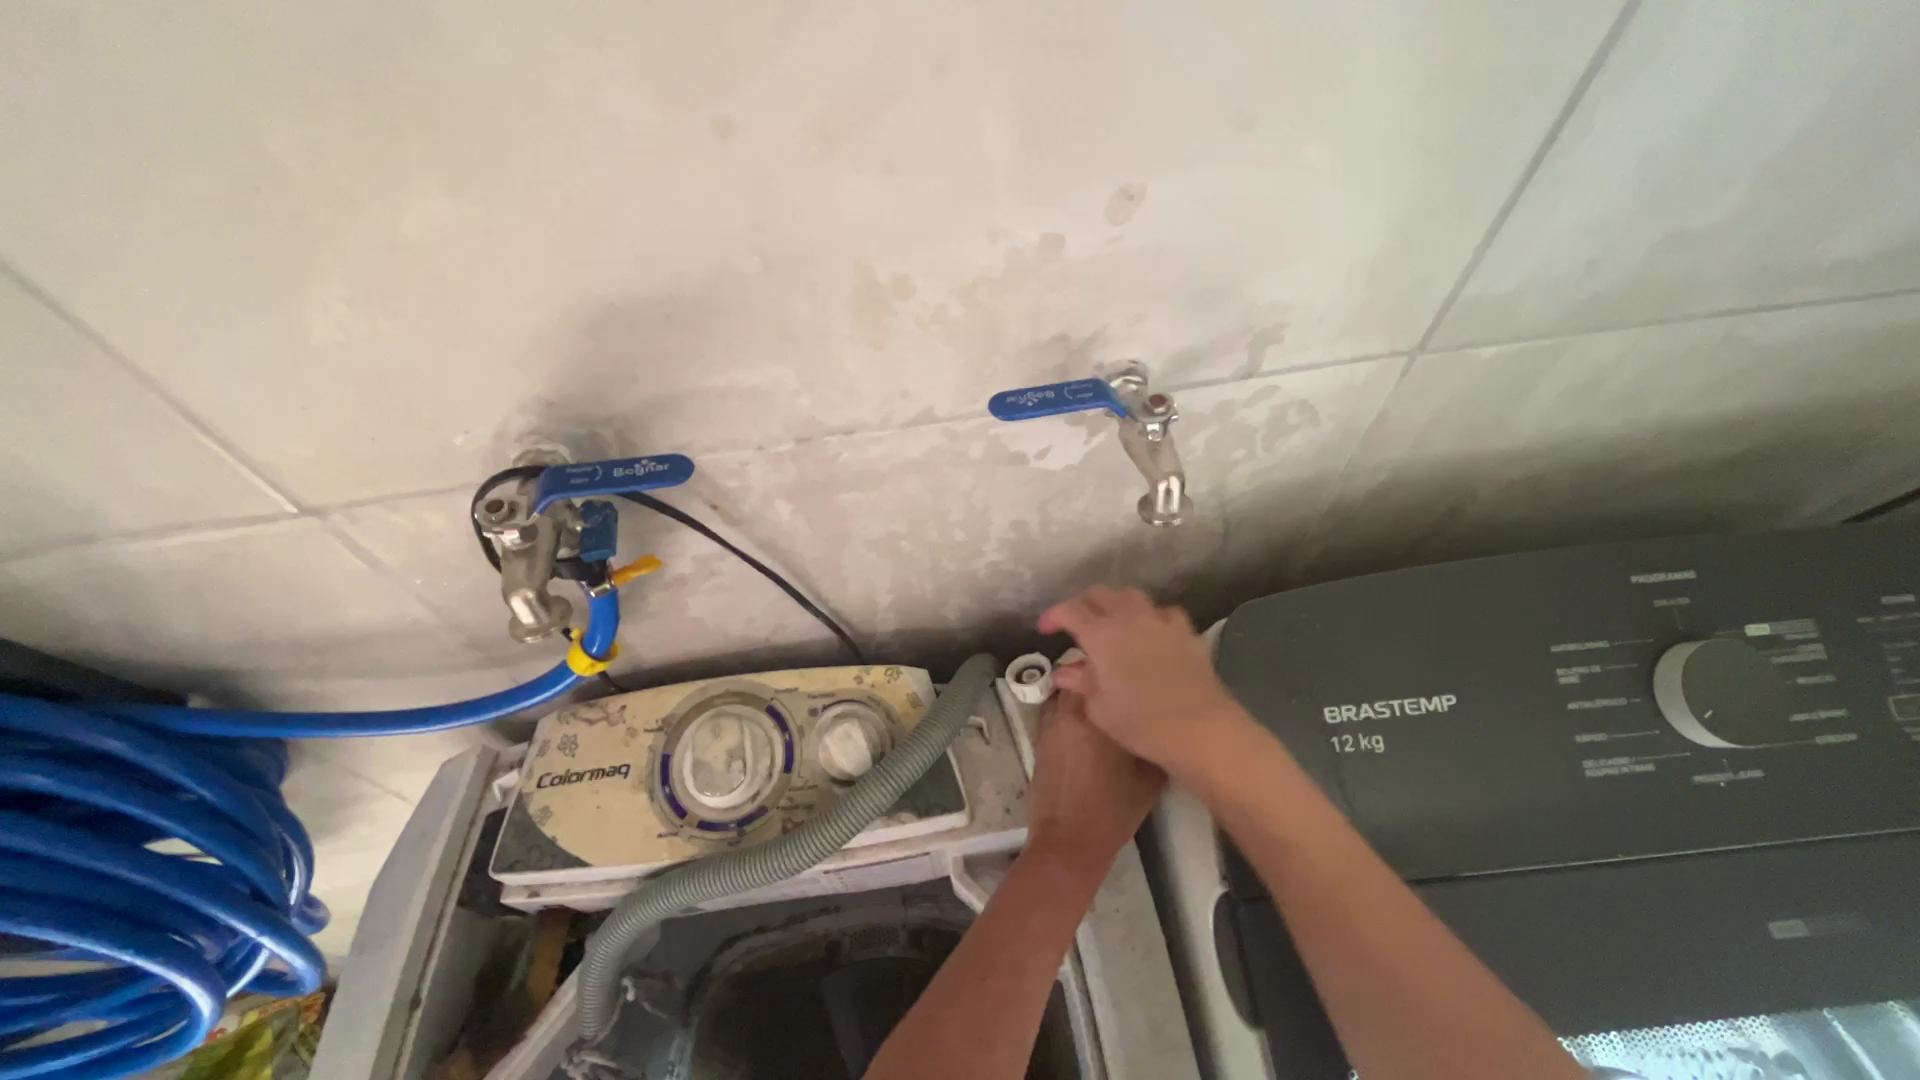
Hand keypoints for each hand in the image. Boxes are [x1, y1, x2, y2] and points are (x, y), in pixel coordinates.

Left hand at [1025, 690, 1164, 875]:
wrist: (1069, 839)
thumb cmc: (1113, 811)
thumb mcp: (1150, 779)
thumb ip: (1152, 743)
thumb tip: (1156, 724)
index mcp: (1102, 716)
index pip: (1108, 676)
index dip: (1121, 672)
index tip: (1133, 674)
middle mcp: (1073, 711)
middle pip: (1081, 677)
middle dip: (1096, 676)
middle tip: (1116, 684)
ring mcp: (1052, 723)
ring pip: (1065, 691)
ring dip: (1079, 690)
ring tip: (1099, 699)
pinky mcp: (1039, 736)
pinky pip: (1054, 709)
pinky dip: (1066, 708)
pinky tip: (1082, 721)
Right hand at [1038, 585, 1252, 774]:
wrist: (1201, 728)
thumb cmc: (1141, 723)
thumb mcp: (1100, 708)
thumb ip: (1080, 683)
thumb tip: (1064, 673)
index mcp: (1101, 635)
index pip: (1070, 611)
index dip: (1053, 616)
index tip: (1045, 629)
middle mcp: (1129, 618)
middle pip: (1100, 594)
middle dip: (1082, 604)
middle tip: (1074, 624)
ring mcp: (1161, 621)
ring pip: (1132, 596)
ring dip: (1116, 604)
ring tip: (1111, 622)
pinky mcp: (1186, 632)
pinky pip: (1163, 612)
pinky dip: (1150, 617)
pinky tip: (1150, 632)